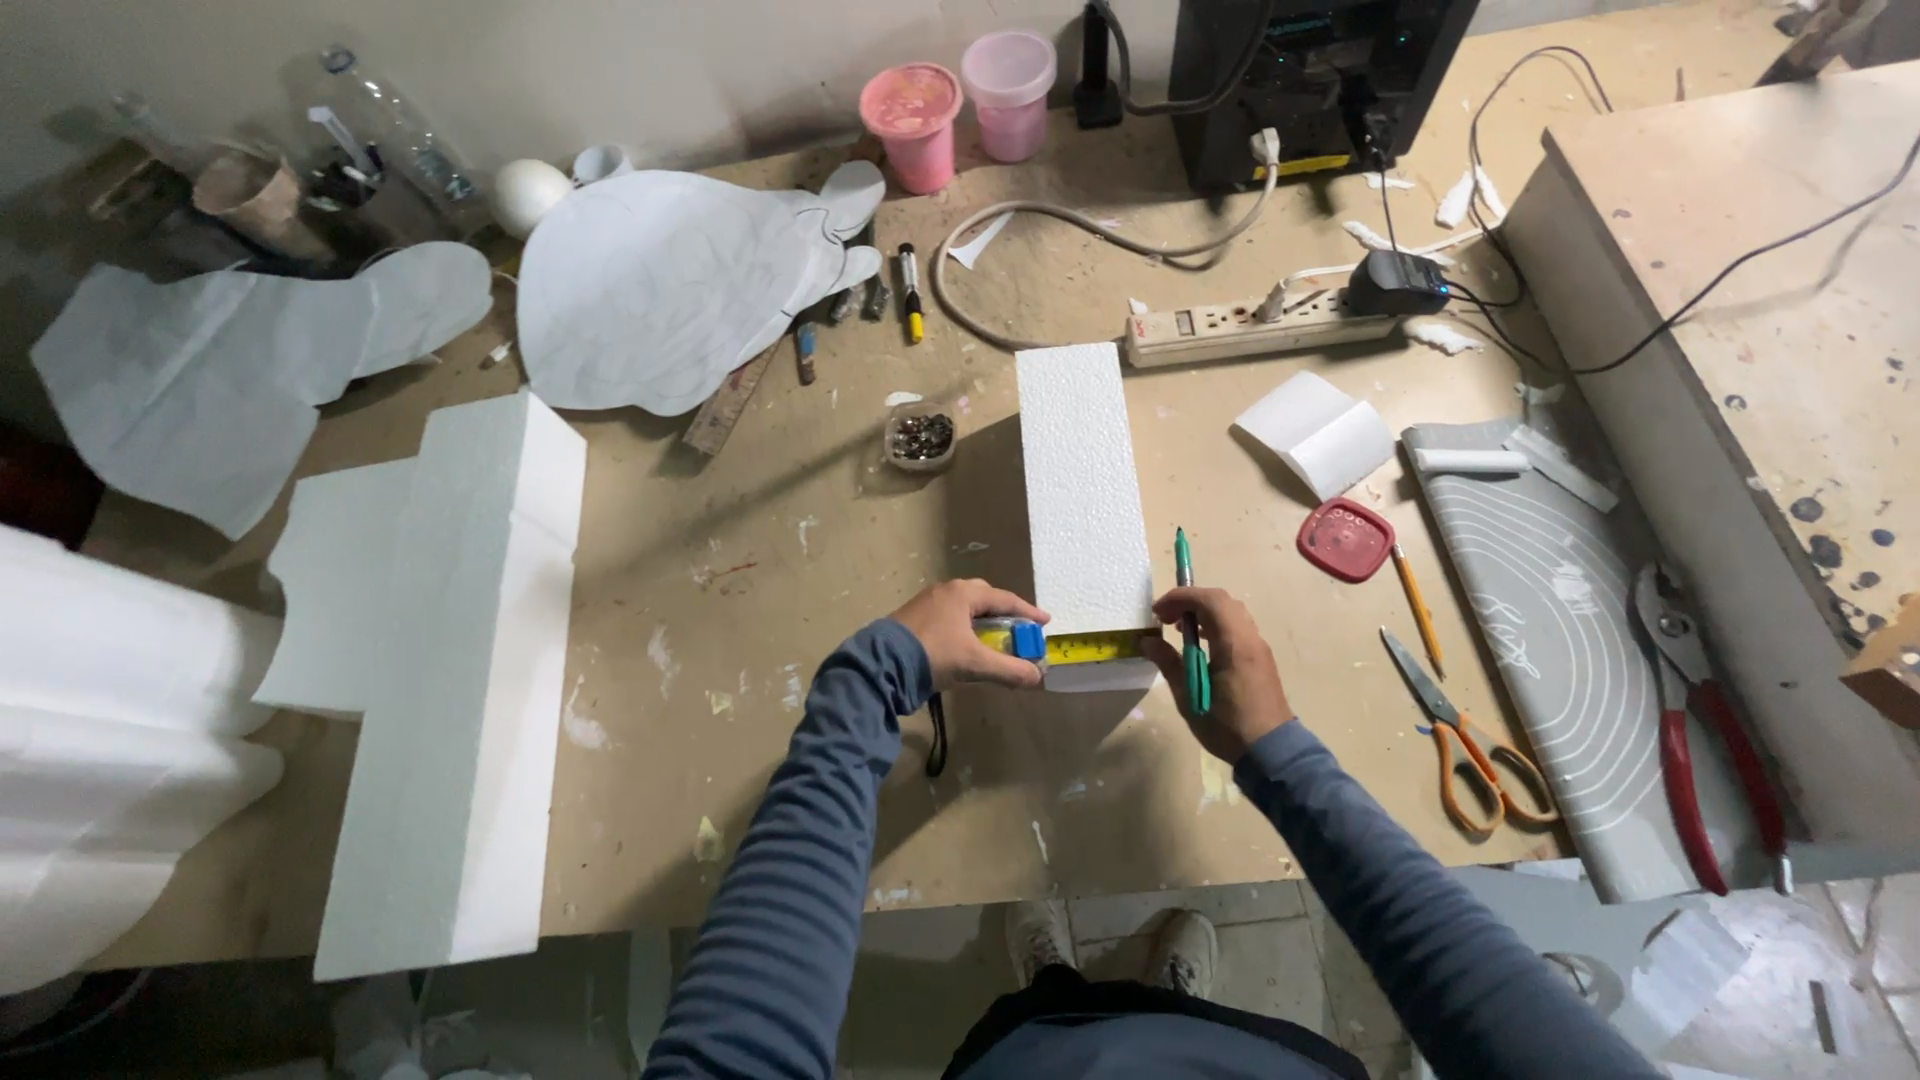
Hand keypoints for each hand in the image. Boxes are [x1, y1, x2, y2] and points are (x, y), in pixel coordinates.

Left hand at [892, 579, 1050, 690]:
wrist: (882, 665)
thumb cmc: (934, 655)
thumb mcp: (975, 664)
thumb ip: (1009, 670)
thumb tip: (1036, 677)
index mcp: (962, 594)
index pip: (1004, 599)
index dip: (1027, 612)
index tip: (1044, 622)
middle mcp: (945, 591)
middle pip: (983, 597)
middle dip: (1003, 612)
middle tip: (1018, 628)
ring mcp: (926, 603)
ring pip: (963, 607)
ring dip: (981, 621)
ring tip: (993, 638)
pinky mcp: (912, 618)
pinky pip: (948, 617)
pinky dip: (963, 627)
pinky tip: (965, 644)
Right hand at [1140, 587, 1292, 763]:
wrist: (1271, 751)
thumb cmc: (1226, 725)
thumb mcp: (1189, 697)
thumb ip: (1169, 663)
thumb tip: (1148, 641)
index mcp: (1233, 644)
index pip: (1209, 600)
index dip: (1180, 598)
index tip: (1157, 613)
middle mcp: (1250, 638)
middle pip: (1222, 600)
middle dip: (1190, 601)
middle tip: (1166, 618)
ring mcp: (1259, 647)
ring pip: (1232, 612)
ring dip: (1203, 611)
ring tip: (1180, 630)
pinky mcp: (1260, 658)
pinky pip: (1238, 627)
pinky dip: (1216, 623)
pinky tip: (1201, 644)